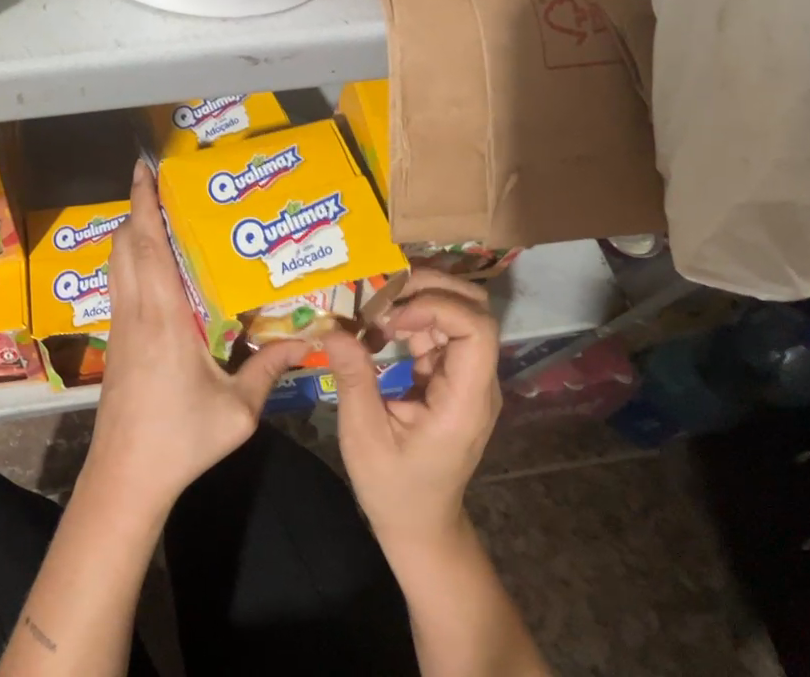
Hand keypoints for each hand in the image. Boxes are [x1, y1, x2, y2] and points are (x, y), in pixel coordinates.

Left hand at [87, 161, 309, 511]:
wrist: (125, 475)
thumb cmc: (182, 439)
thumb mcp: (238, 411)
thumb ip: (267, 370)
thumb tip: (305, 343)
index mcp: (164, 318)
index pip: (147, 246)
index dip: (143, 205)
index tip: (144, 171)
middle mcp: (136, 313)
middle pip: (124, 246)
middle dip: (135, 210)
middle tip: (156, 185)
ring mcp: (120, 329)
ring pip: (116, 266)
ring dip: (128, 235)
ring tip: (154, 218)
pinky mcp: (116, 345)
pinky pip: (118, 287)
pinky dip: (128, 263)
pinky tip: (150, 271)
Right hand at [322, 269, 501, 546]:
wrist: (419, 522)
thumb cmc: (394, 486)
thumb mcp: (364, 436)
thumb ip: (353, 379)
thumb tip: (333, 329)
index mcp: (464, 400)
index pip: (476, 329)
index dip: (436, 307)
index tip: (390, 317)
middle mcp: (475, 382)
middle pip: (474, 309)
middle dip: (429, 287)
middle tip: (381, 287)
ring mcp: (464, 378)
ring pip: (458, 314)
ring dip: (417, 298)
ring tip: (372, 300)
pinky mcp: (448, 378)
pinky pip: (438, 332)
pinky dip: (408, 319)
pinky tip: (374, 325)